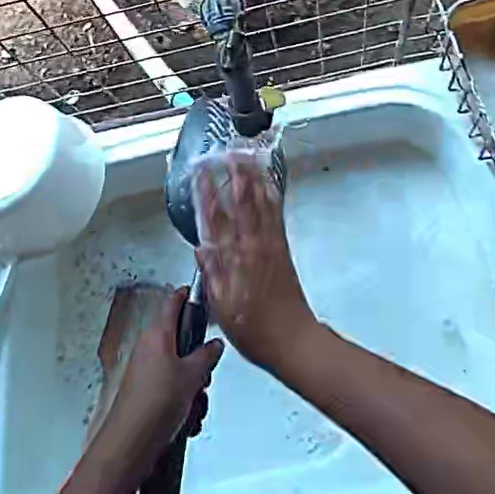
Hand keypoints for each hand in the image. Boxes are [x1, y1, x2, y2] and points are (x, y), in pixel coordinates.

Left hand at [98, 285, 223, 462]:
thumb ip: (207, 355)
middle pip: (182, 340)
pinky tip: (187, 419)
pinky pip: (172, 388)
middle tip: (205, 375)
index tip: (202, 295)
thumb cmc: (157, 402)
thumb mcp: (193, 374)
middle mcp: (150, 346)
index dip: (188, 296)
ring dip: (193, 386)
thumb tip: (214, 344)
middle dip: (199, 360)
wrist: (131, 443)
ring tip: (195, 404)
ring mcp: (146, 369)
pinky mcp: (146, 392)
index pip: (174, 301)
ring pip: (180, 368)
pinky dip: (183, 402)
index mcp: (158, 333)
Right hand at [195, 156, 320, 372]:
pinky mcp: (283, 248)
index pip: (215, 219)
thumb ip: (212, 275)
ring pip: (260, 205)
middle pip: (241, 204)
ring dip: (253, 179)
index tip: (200, 173)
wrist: (294, 341)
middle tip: (228, 152)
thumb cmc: (255, 330)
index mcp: (235, 261)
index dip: (207, 193)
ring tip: (247, 158)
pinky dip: (272, 197)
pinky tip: (269, 183)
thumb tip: (201, 248)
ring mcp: (270, 245)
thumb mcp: (223, 308)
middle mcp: (253, 247)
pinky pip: (276, 216)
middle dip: (233, 176)